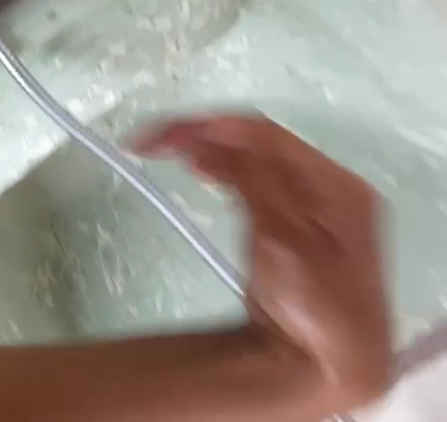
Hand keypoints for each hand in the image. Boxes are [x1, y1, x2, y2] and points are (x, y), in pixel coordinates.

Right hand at [135, 114, 395, 414]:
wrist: (326, 358)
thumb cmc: (312, 301)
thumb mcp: (283, 238)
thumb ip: (254, 182)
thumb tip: (211, 138)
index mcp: (336, 184)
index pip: (261, 132)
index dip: (205, 125)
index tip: (154, 136)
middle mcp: (327, 183)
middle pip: (253, 136)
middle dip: (198, 132)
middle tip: (147, 142)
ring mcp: (310, 198)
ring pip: (246, 150)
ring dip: (201, 145)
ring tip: (162, 153)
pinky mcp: (289, 211)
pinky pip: (248, 170)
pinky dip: (214, 162)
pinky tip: (196, 169)